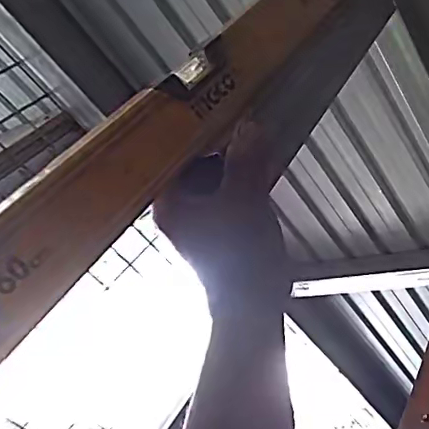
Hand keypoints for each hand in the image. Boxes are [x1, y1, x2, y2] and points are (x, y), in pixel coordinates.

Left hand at [155, 122, 289, 311]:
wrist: (254, 305)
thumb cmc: (240, 263)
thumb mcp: (245, 199)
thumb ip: (245, 160)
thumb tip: (248, 129)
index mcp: (169, 206)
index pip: (178, 156)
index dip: (203, 138)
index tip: (224, 122)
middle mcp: (176, 217)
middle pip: (196, 169)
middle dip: (223, 155)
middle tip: (246, 141)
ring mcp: (195, 229)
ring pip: (212, 185)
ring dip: (234, 172)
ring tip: (256, 163)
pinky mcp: (215, 237)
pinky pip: (225, 202)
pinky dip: (240, 191)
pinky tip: (258, 187)